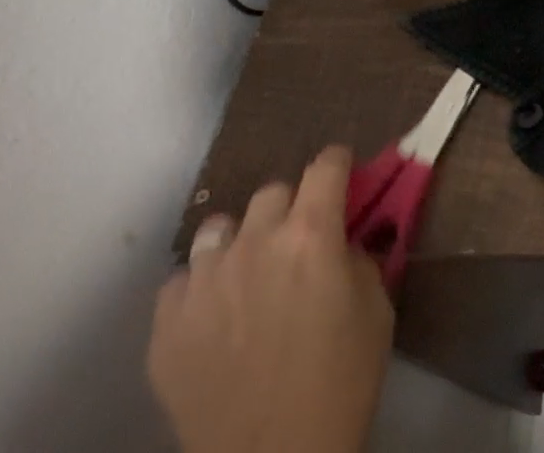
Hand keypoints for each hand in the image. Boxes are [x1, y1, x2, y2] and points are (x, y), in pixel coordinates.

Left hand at [148, 148, 393, 452]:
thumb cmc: (343, 380)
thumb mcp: (377, 310)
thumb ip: (358, 260)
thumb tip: (342, 243)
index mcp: (310, 234)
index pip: (325, 167)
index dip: (337, 164)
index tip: (342, 171)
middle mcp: (253, 242)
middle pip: (272, 192)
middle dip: (291, 206)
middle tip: (301, 239)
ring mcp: (203, 279)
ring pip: (219, 228)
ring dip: (242, 240)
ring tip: (250, 274)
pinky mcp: (166, 321)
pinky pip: (182, 280)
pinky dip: (203, 287)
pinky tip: (216, 316)